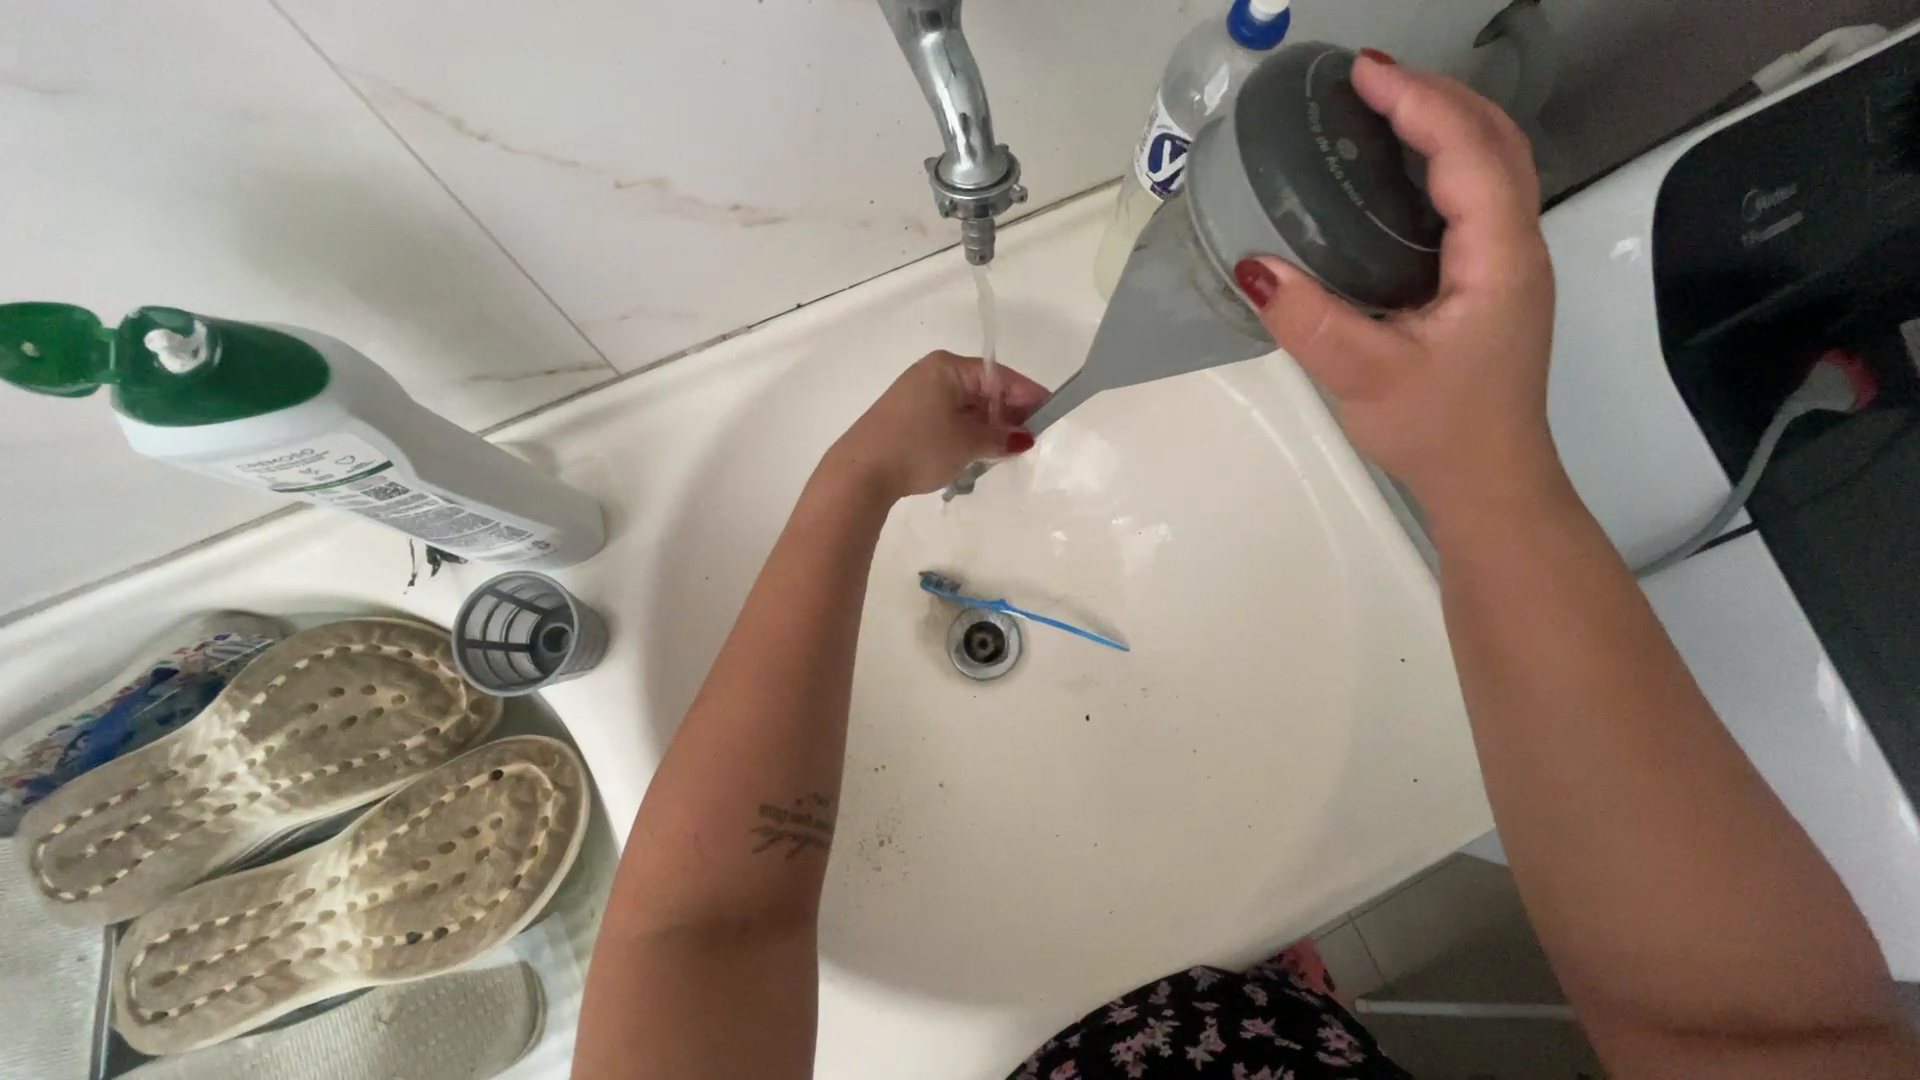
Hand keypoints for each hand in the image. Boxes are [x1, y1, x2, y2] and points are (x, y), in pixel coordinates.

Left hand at [820, 350, 1049, 500]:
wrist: (860, 472)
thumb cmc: (918, 447)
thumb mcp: (967, 443)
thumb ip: (1000, 436)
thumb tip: (1024, 437)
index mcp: (948, 368)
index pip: (999, 376)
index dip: (1028, 395)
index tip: (1051, 414)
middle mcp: (932, 374)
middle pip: (983, 390)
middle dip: (1007, 415)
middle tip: (1030, 439)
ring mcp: (917, 397)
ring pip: (965, 408)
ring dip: (986, 428)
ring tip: (1005, 452)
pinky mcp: (907, 420)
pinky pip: (948, 421)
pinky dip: (966, 435)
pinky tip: (976, 455)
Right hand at [1232, 53, 1563, 520]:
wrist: (1485, 480)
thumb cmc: (1436, 429)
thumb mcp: (1363, 375)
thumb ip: (1308, 320)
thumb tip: (1251, 266)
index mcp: (1498, 258)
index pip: (1469, 153)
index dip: (1419, 104)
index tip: (1363, 75)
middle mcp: (1515, 247)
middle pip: (1494, 142)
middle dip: (1435, 98)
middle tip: (1367, 84)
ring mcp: (1507, 265)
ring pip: (1490, 168)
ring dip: (1443, 126)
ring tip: (1380, 113)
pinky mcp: (1487, 285)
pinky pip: (1472, 201)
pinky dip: (1439, 166)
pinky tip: (1393, 179)